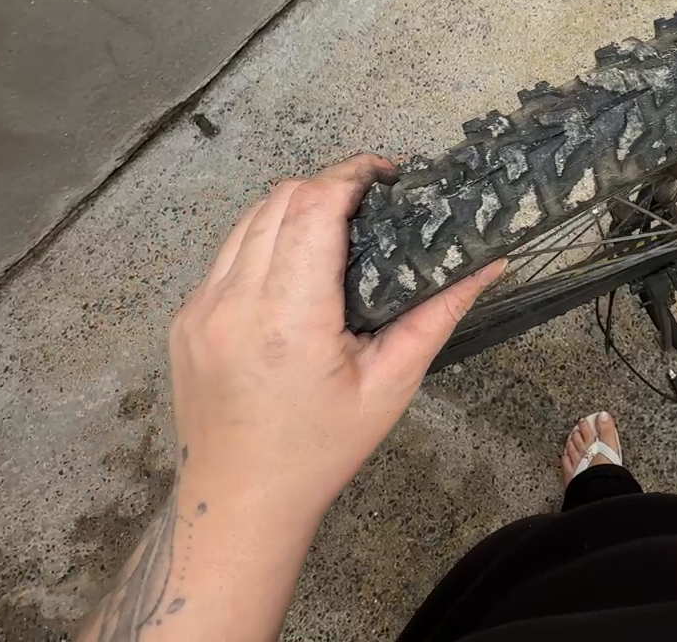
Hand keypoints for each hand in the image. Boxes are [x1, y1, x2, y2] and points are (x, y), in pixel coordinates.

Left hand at [168, 154, 503, 529]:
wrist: (237, 504)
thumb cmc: (323, 447)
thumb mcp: (394, 382)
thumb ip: (440, 312)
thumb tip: (490, 263)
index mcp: (288, 317)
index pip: (312, 207)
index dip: (351, 173)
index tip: (389, 173)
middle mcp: (233, 302)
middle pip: (280, 198)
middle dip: (330, 181)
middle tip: (376, 196)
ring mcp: (200, 307)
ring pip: (250, 216)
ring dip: (297, 203)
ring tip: (341, 219)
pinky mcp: (186, 317)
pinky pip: (230, 248)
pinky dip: (269, 232)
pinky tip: (299, 258)